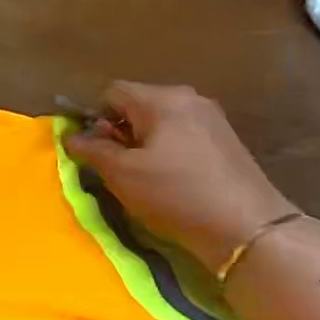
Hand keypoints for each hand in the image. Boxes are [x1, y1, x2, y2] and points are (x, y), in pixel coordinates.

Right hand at [65, 82, 297, 274]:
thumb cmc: (176, 195)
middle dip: (121, 134)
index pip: (112, 92)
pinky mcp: (226, 142)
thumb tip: (72, 136)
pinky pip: (183, 137)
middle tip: (120, 171)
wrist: (246, 227)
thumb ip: (94, 150)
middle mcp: (190, 98)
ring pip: (161, 124)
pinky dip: (169, 154)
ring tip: (146, 181)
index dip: (96, 119)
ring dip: (145, 147)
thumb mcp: (123, 175)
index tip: (97, 153)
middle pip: (138, 106)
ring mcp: (212, 119)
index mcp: (163, 99)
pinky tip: (173, 183)